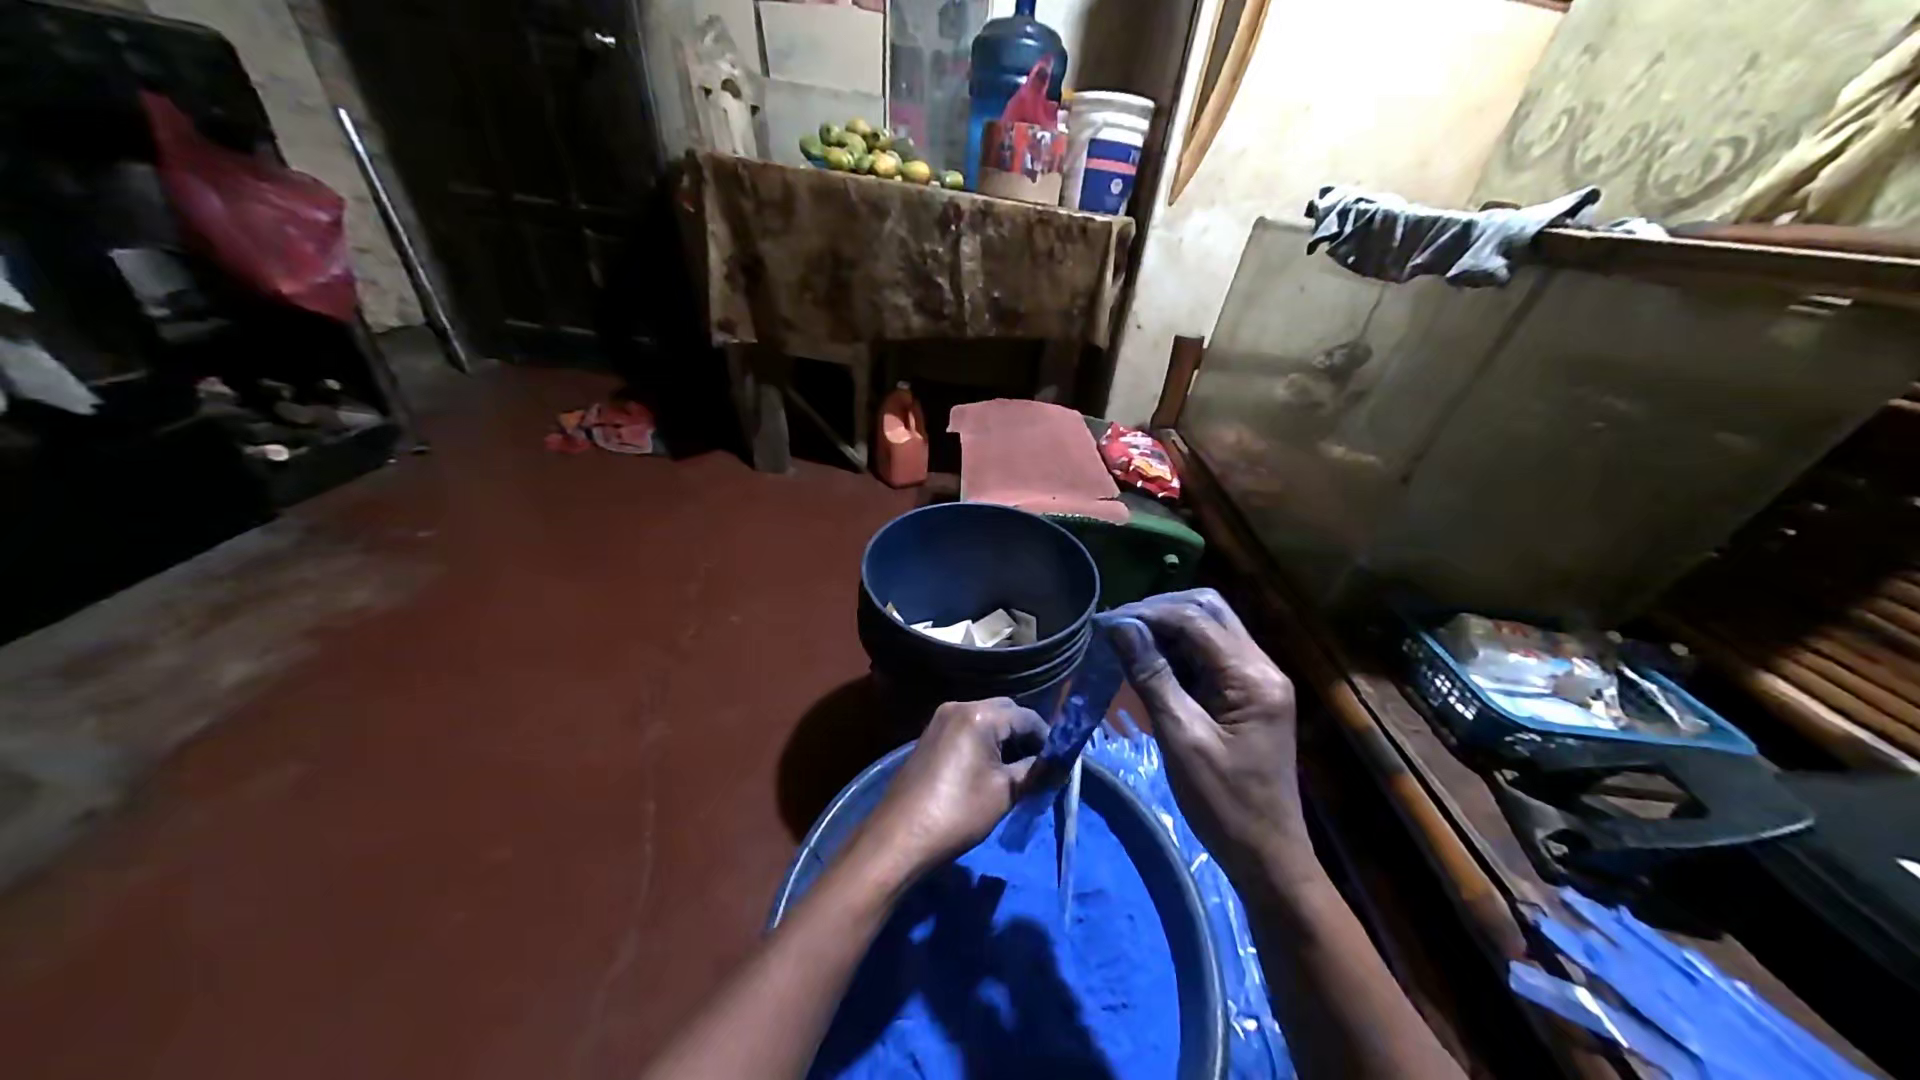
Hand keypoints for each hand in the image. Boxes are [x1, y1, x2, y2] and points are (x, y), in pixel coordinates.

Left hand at [857, 698, 1046, 879]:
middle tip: (1038, 766)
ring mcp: (940, 719)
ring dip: (1005, 739)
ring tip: (1017, 771)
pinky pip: (967, 729)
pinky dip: (984, 742)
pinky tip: (990, 769)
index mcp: (979, 714)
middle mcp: (958, 706)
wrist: (900, 836)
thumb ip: (1036, 771)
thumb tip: (1059, 765)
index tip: (1059, 763)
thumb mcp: (1005, 792)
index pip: (1027, 716)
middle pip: (1005, 711)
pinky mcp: (930, 735)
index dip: (1047, 738)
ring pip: (986, 719)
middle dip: (1025, 735)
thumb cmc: (958, 812)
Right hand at [1105, 589, 1307, 878]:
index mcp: (1253, 677)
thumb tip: (1119, 627)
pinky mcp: (1248, 694)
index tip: (1105, 625)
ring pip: (1210, 628)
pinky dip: (1178, 650)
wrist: (1267, 856)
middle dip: (1160, 612)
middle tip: (1117, 629)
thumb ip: (1152, 676)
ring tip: (1126, 642)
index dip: (1147, 614)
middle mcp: (1261, 666)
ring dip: (1168, 628)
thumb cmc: (1224, 804)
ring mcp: (1258, 680)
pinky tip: (1149, 661)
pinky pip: (1210, 654)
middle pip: (1209, 611)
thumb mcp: (1181, 738)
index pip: (1196, 619)